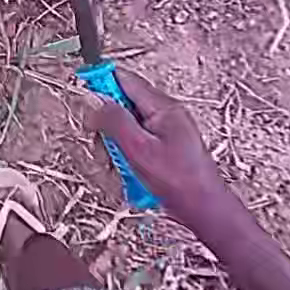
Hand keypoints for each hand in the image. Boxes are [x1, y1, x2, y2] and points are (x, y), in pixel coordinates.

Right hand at [86, 67, 243, 224]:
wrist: (206, 210)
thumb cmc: (180, 182)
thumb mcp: (139, 149)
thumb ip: (115, 121)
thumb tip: (96, 100)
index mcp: (163, 107)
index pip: (125, 79)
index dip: (101, 81)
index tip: (83, 88)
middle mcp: (167, 113)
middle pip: (125, 100)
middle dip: (107, 116)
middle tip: (101, 135)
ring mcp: (167, 129)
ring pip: (128, 121)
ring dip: (116, 136)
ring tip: (119, 157)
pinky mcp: (166, 145)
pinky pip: (137, 137)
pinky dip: (127, 148)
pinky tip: (129, 166)